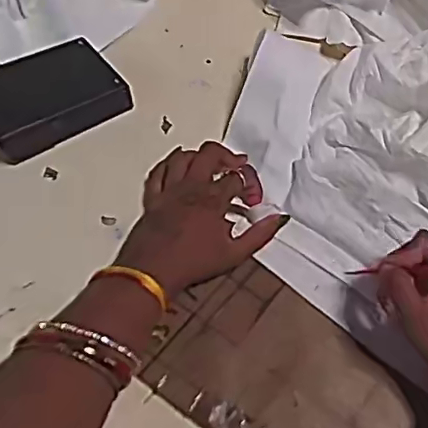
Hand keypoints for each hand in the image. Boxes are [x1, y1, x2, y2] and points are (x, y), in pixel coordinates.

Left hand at [114, 142, 285, 297]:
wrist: (152, 273)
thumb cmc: (189, 264)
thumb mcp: (235, 254)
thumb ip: (259, 234)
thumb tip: (276, 220)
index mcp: (212, 200)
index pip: (238, 178)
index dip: (250, 186)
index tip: (251, 200)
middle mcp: (190, 189)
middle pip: (211, 154)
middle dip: (228, 157)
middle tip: (236, 165)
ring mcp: (169, 191)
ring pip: (183, 156)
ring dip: (200, 156)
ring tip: (209, 162)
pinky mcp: (153, 199)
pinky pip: (159, 172)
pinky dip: (169, 165)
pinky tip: (175, 166)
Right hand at [377, 231, 427, 385]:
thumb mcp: (413, 310)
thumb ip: (398, 283)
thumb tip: (385, 266)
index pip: (423, 244)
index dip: (403, 254)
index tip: (388, 271)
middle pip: (416, 252)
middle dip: (396, 265)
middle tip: (383, 283)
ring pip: (411, 266)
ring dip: (395, 278)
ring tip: (386, 296)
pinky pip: (411, 280)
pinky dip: (398, 287)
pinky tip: (391, 302)